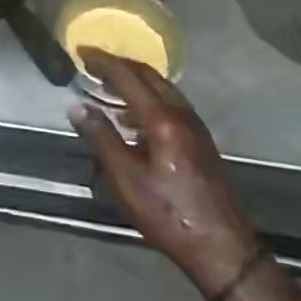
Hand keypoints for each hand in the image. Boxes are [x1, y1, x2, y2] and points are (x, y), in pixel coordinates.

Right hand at [69, 48, 262, 299]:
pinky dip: (148, 96)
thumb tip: (77, 106)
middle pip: (149, 75)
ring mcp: (195, 127)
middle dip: (120, 64)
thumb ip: (100, 137)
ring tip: (109, 86)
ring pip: (162, 87)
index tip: (80, 51)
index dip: (102, 61)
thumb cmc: (168, 213)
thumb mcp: (125, 178)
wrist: (223, 250)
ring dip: (135, 79)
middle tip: (93, 62)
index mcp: (162, 119)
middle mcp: (181, 114)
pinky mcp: (201, 141)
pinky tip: (135, 117)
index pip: (127, 76)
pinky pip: (170, 103)